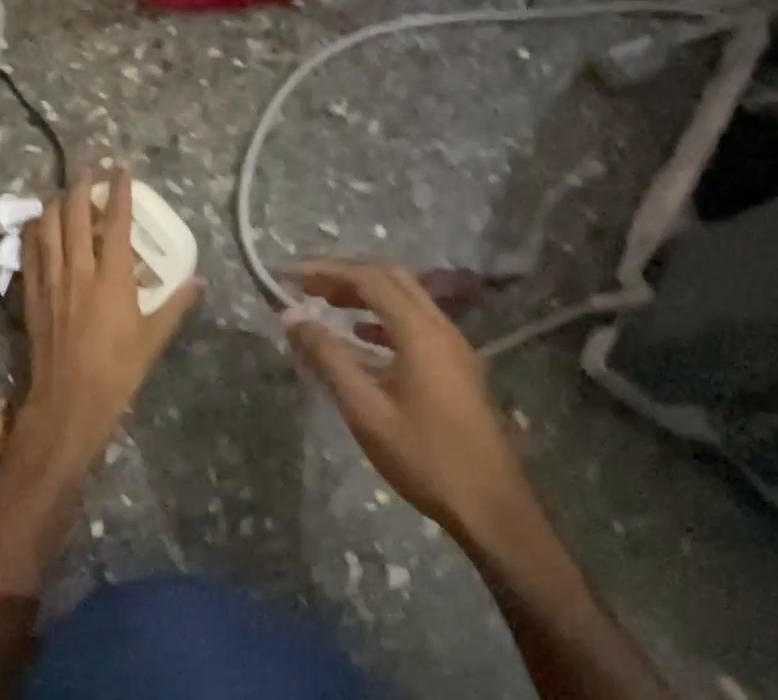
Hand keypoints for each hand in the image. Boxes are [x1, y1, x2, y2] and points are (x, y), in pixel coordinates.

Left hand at [20, 168, 200, 464]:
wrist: (69, 399)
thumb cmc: (117, 370)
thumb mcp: (154, 338)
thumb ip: (176, 305)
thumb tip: (199, 281)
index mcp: (112, 277)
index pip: (116, 222)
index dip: (119, 190)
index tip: (121, 169)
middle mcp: (79, 269)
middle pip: (75, 213)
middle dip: (83, 184)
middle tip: (91, 169)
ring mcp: (50, 279)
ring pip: (48, 225)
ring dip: (57, 202)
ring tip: (67, 192)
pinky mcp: (32, 293)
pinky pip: (30, 251)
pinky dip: (36, 230)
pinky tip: (40, 223)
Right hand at [282, 260, 530, 537]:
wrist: (490, 507)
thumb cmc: (423, 457)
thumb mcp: (364, 409)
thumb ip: (327, 357)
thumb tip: (291, 316)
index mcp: (420, 332)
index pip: (368, 279)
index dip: (324, 270)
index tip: (287, 277)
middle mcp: (442, 328)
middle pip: (390, 279)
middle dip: (344, 275)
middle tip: (304, 285)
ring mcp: (454, 347)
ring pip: (406, 299)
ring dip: (364, 293)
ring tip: (324, 303)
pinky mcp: (457, 367)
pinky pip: (415, 323)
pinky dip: (382, 317)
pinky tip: (361, 336)